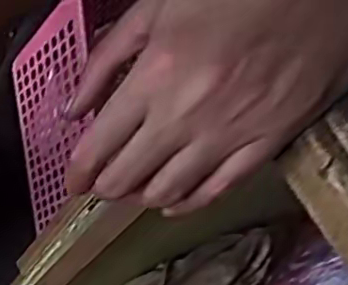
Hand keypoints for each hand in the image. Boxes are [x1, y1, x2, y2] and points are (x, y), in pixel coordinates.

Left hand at [65, 0, 347, 213]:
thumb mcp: (161, 3)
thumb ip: (106, 61)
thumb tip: (72, 113)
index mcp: (154, 78)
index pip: (92, 155)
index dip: (76, 176)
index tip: (75, 181)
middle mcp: (186, 114)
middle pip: (121, 183)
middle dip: (105, 186)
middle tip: (107, 180)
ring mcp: (232, 129)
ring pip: (161, 194)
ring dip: (142, 196)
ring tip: (141, 184)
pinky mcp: (276, 135)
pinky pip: (216, 190)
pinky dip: (186, 202)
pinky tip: (175, 198)